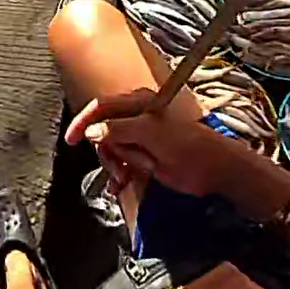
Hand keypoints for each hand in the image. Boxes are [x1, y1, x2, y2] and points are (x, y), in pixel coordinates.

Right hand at [66, 89, 260, 199]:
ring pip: (110, 149)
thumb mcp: (149, 133)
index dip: (83, 121)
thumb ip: (118, 129)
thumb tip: (92, 132)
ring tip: (125, 178)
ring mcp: (139, 137)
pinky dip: (118, 175)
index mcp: (136, 103)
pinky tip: (119, 185)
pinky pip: (121, 163)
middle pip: (102, 131)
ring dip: (115, 165)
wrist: (217, 171)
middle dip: (106, 151)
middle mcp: (134, 117)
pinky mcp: (144, 156)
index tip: (71, 139)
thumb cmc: (187, 145)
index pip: (99, 107)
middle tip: (116, 168)